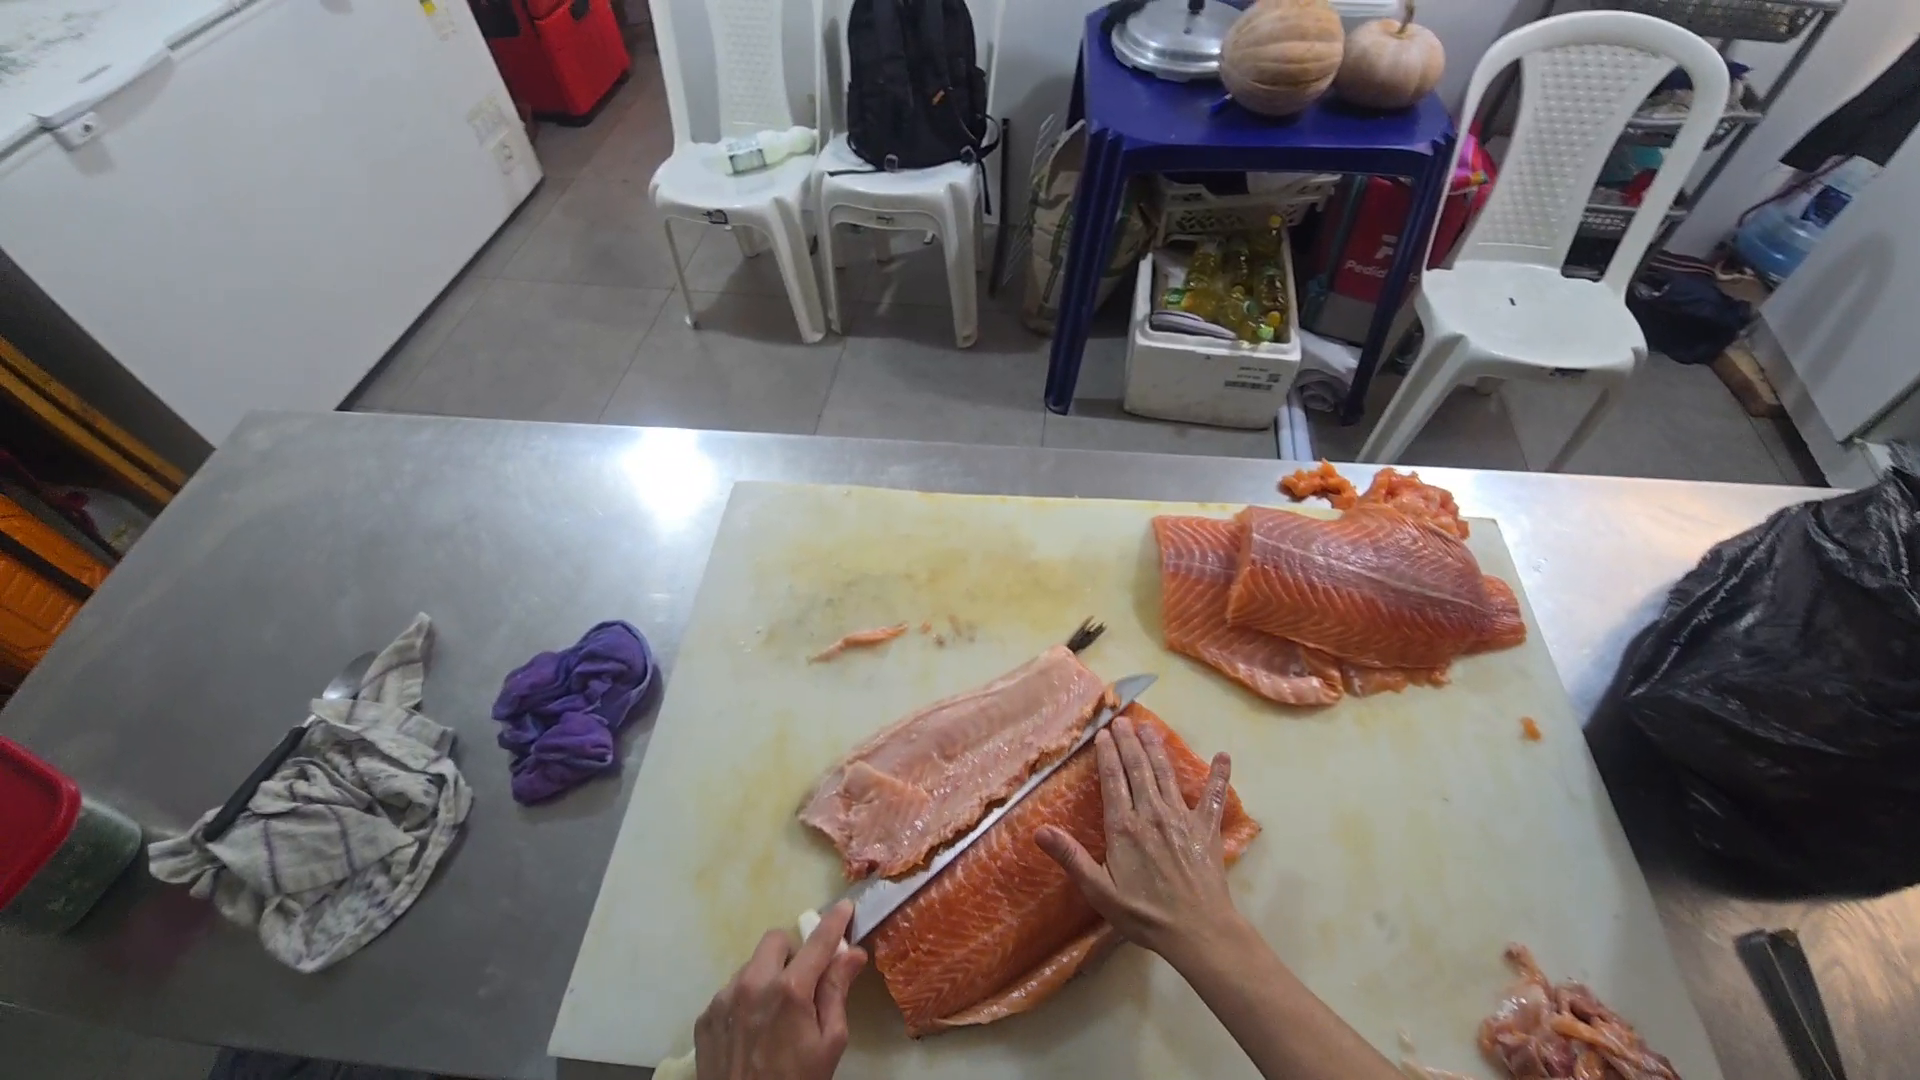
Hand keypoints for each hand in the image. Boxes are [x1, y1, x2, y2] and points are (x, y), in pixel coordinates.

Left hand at [695, 900, 868, 1079]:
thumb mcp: (829, 1044)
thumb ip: (837, 992)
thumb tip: (852, 953)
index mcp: (790, 990)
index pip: (818, 940)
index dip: (834, 921)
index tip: (844, 908)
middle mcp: (754, 984)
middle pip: (776, 941)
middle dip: (792, 952)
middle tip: (801, 980)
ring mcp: (724, 999)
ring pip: (751, 965)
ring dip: (767, 976)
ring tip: (772, 1013)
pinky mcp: (705, 1016)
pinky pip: (730, 991)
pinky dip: (745, 999)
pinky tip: (751, 1029)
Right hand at [1035, 715, 1237, 964]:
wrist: (1198, 932)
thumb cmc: (1144, 915)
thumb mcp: (1100, 892)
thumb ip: (1072, 858)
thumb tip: (1040, 831)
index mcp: (1124, 827)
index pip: (1113, 780)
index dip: (1107, 754)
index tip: (1103, 734)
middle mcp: (1152, 813)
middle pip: (1138, 769)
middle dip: (1129, 742)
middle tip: (1123, 720)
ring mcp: (1182, 818)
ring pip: (1166, 774)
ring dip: (1157, 749)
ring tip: (1149, 728)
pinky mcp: (1207, 829)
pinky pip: (1214, 797)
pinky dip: (1219, 775)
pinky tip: (1223, 756)